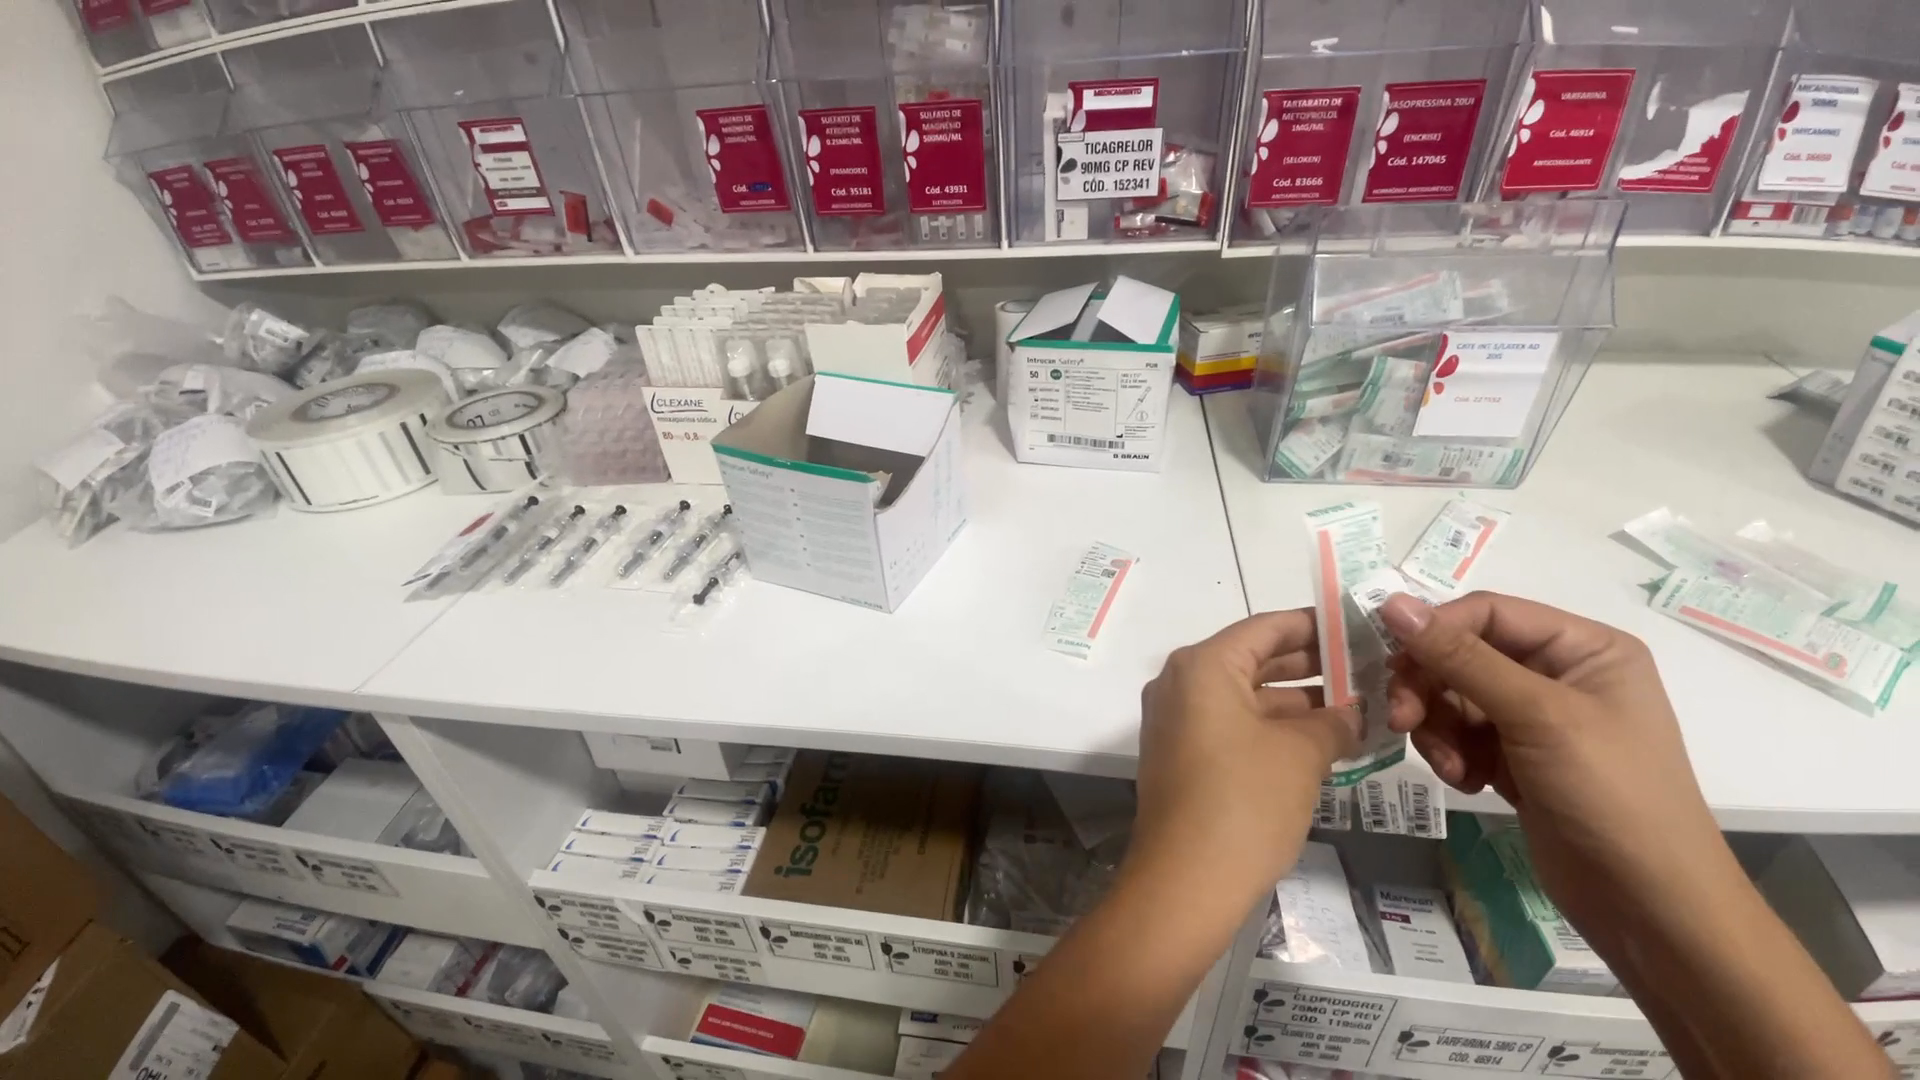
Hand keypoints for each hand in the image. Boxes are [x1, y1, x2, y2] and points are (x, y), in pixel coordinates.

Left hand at [1133, 608, 1361, 904]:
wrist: (1186, 881)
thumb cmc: (1245, 801)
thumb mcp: (1301, 753)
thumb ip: (1333, 721)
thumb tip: (1353, 712)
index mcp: (1202, 666)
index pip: (1266, 628)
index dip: (1315, 626)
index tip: (1359, 629)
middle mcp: (1181, 683)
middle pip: (1255, 660)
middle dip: (1313, 666)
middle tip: (1370, 669)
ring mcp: (1178, 722)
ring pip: (1247, 696)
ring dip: (1299, 703)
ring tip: (1360, 708)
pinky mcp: (1183, 756)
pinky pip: (1234, 726)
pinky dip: (1274, 728)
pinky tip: (1325, 742)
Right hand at [1378, 590, 1735, 930]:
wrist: (1648, 905)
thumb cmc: (1609, 794)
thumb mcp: (1535, 715)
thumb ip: (1460, 657)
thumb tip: (1391, 603)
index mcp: (1583, 648)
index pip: (1486, 613)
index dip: (1435, 631)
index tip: (1392, 665)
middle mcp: (1557, 673)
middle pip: (1460, 655)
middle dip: (1427, 688)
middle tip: (1400, 720)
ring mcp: (1534, 718)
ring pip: (1450, 696)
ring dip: (1437, 728)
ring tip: (1450, 766)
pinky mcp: (1514, 756)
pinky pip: (1458, 733)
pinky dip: (1450, 754)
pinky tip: (1467, 782)